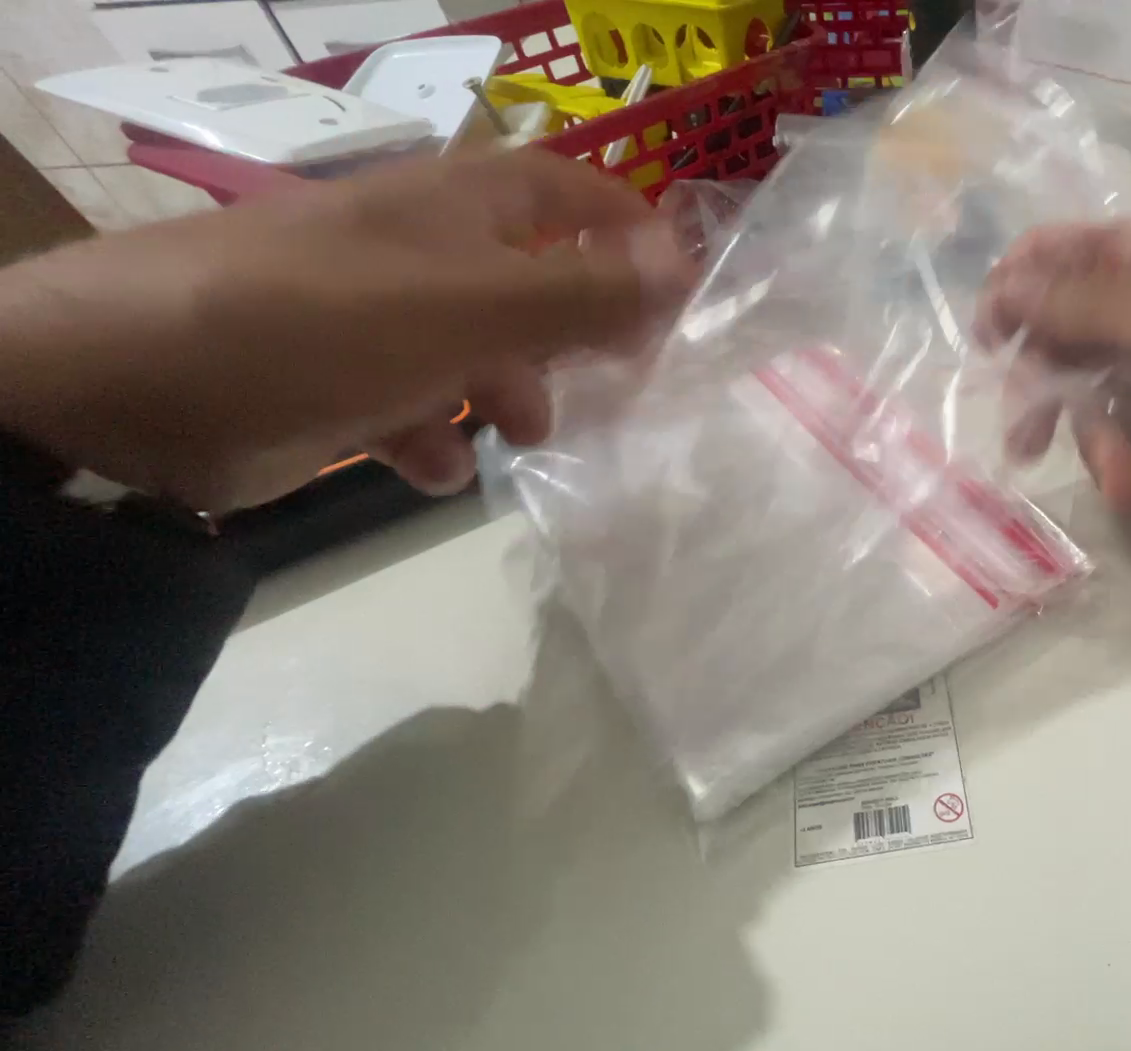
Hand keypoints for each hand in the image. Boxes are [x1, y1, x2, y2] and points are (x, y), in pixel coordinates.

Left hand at [0, 150, 695, 512]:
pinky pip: (424, 406)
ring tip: (526, 435)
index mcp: (454, 210)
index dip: (625, 225)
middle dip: (580, 331)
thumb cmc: (324, 325)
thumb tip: (683, 269)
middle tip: (620, 377)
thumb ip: (585, 291)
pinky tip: (437, 465)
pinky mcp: (347, 381)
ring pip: (488, 351)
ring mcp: (383, 318)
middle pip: (536, 278)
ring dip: (517, 394)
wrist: (130, 393)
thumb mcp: (475, 307)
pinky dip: (442, 437)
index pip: (564, 188)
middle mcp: (423, 254)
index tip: (676, 285)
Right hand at [978, 223, 1130, 509]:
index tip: (989, 342)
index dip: (1010, 294)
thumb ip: (1076, 305)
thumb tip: (1001, 286)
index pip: (1050, 259)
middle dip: (1041, 398)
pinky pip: (1126, 451)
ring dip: (1105, 448)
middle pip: (1053, 349)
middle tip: (1026, 440)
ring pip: (1084, 414)